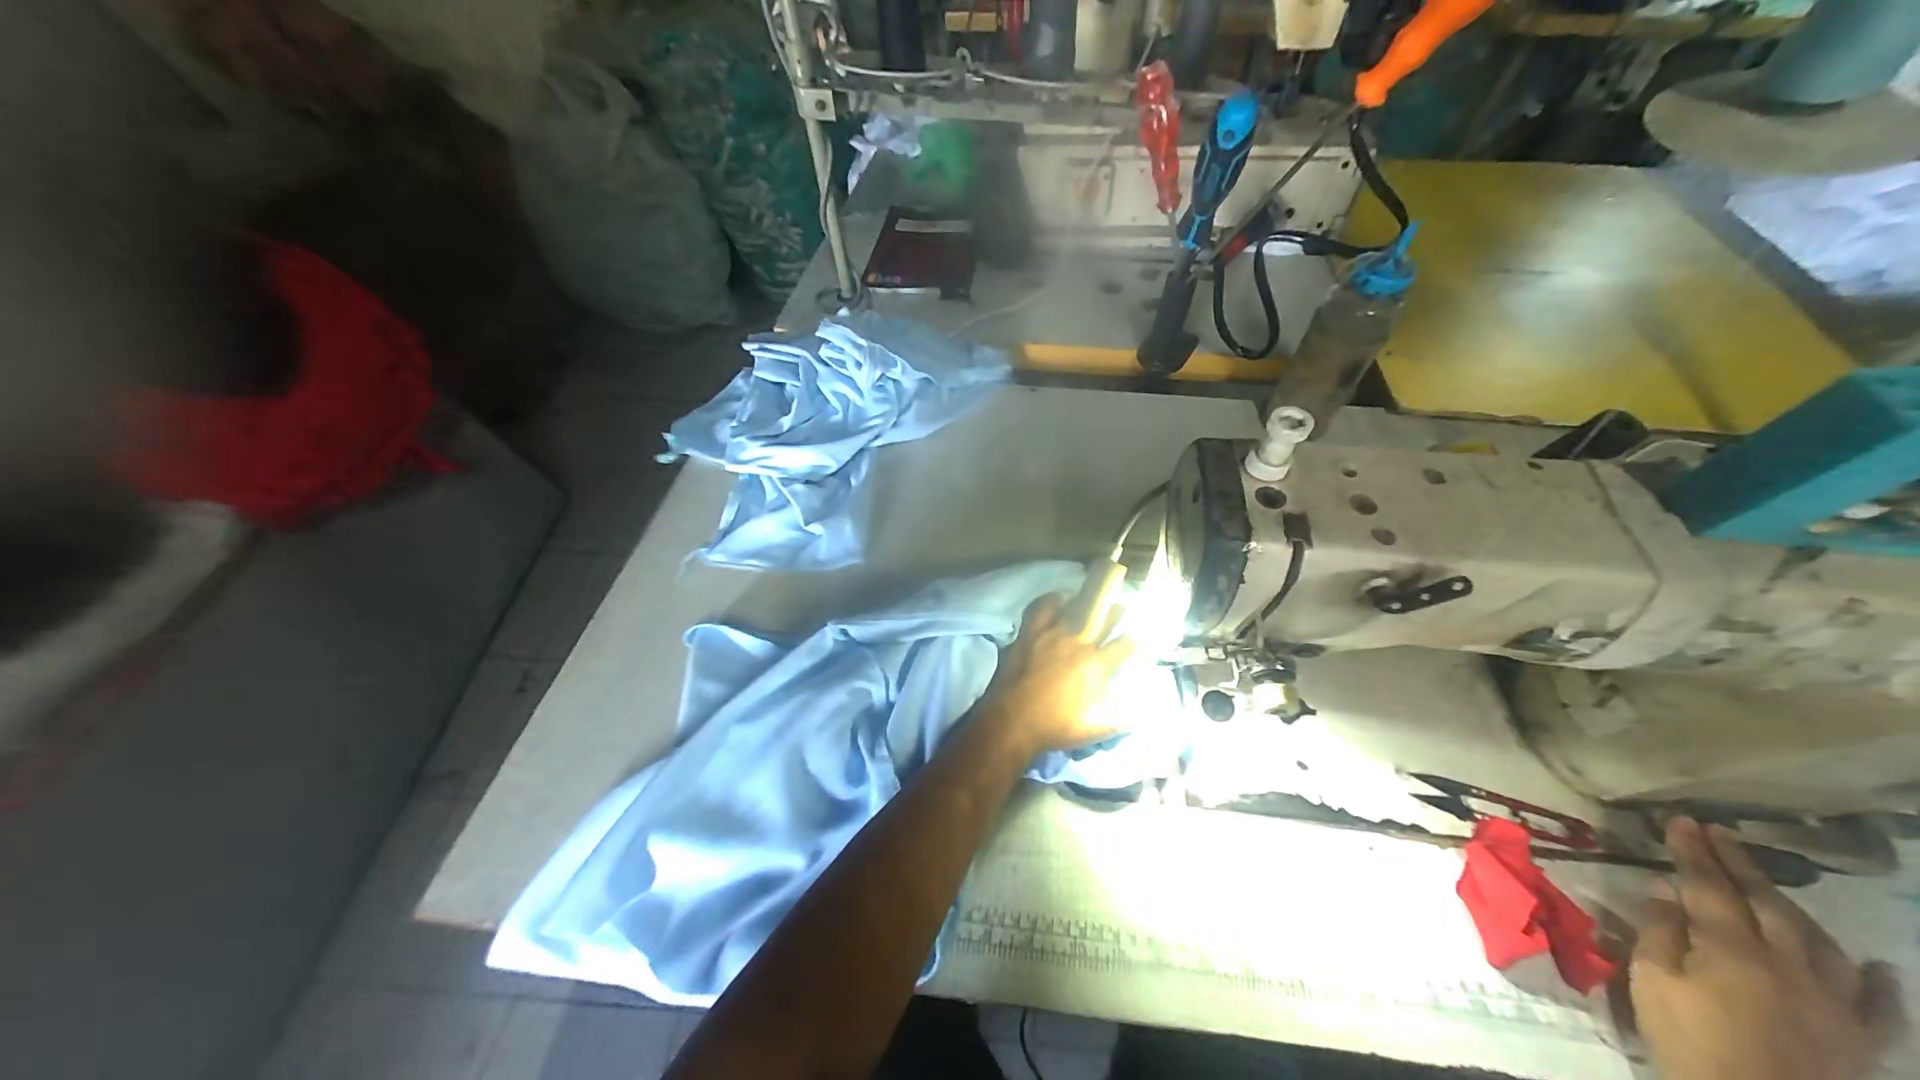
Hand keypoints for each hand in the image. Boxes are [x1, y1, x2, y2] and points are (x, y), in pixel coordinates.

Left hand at [977, 593, 1135, 754]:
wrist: (1014, 721)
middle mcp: (1078, 644)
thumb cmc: (1055, 728)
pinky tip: (1056, 600)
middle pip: (1102, 618)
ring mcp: (1052, 635)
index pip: (1123, 646)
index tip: (1133, 640)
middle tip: (1118, 607)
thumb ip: (1117, 723)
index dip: (1132, 642)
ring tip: (1088, 599)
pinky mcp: (1030, 633)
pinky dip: (1050, 600)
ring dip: (1085, 601)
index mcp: (1096, 667)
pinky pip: (1041, 608)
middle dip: (1114, 612)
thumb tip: (1136, 720)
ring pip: (1074, 607)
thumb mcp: (1093, 731)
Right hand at [1629, 817, 1904, 1079]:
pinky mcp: (1861, 1040)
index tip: (1682, 821)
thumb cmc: (1689, 1042)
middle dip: (1741, 865)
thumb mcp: (1652, 985)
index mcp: (1731, 949)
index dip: (1694, 852)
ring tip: (1771, 888)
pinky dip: (1881, 982)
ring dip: (1793, 908)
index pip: (1709, 886)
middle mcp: (1789, 965)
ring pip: (1822, 942)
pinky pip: (1882, 1007)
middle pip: (1768, 905)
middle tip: (1721, 834)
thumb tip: (1664, 893)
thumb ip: (1659, 935)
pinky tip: (1878, 966)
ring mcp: (1835, 1004)